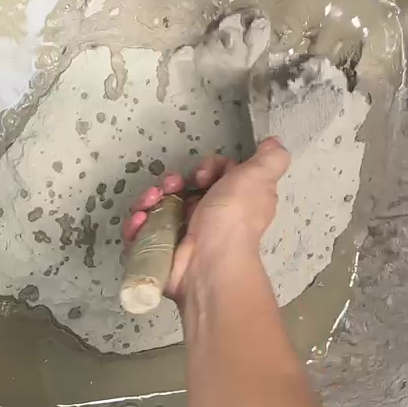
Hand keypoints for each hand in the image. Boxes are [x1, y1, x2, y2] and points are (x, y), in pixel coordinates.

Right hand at [123, 137, 289, 303]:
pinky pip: (139, 233)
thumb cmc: (233, 219)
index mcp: (230, 200)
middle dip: (170, 182)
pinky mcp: (156, 251)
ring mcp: (178, 235)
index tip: (203, 174)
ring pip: (155, 208)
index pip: (212, 176)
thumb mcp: (260, 178)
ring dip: (147, 200)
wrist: (208, 263)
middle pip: (180, 190)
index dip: (205, 168)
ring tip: (150, 202)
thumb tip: (272, 143)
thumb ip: (270, 158)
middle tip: (170, 187)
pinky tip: (139, 221)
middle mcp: (205, 217)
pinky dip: (135, 225)